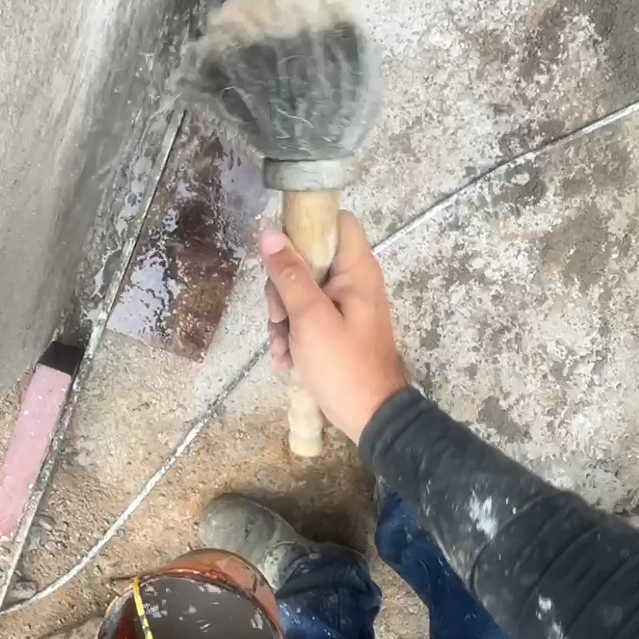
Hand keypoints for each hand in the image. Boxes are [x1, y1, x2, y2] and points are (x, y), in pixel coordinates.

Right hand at [261, 211, 409, 442]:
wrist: (369, 416)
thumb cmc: (343, 365)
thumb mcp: (309, 318)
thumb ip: (289, 274)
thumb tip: (269, 233)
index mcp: (356, 269)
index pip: (336, 221)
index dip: (306, 226)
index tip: (279, 251)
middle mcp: (353, 280)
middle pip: (307, 260)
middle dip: (283, 289)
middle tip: (278, 317)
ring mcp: (344, 305)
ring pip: (300, 291)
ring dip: (282, 319)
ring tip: (281, 348)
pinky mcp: (336, 327)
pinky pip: (306, 317)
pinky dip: (292, 335)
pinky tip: (285, 360)